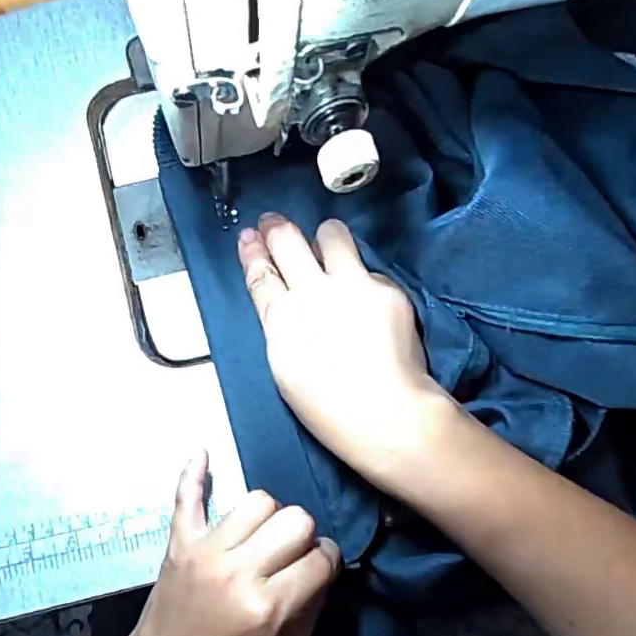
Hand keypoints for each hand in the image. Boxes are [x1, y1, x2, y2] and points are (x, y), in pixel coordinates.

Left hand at [107, 450, 338, 635]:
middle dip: (304, 537)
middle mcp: (238, 570)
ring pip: (258, 500)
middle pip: (295, 519)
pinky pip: (187, 497)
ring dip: (269, 517)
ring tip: (262, 539)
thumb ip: (312, 608)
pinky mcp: (178, 543)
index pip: (321, 556)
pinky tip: (203, 453)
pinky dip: (194, 475)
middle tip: (291, 557)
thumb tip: (325, 565)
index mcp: (270, 606)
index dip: (328, 561)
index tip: (320, 569)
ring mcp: (205, 551)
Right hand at [239, 213, 454, 480]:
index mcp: (281, 319)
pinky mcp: (386, 287)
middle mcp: (312, 292)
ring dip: (325, 237)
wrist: (383, 411)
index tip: (250, 237)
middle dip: (277, 227)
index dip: (252, 252)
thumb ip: (282, 326)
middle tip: (274, 223)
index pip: (261, 273)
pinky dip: (363, 276)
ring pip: (332, 234)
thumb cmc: (328, 407)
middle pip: (287, 241)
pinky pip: (369, 267)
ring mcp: (351, 285)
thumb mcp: (285, 368)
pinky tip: (368, 296)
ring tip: (327, 246)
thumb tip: (285, 304)